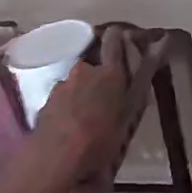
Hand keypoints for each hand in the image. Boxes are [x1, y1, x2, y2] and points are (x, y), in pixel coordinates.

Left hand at [28, 29, 130, 182]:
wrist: (55, 158)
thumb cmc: (99, 140)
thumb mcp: (126, 121)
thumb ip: (135, 94)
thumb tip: (146, 72)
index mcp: (109, 74)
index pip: (113, 43)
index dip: (117, 37)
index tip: (120, 34)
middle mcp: (83, 71)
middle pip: (91, 68)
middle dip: (97, 80)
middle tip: (103, 101)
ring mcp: (61, 85)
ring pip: (75, 84)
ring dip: (80, 95)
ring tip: (84, 119)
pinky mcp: (45, 101)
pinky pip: (61, 99)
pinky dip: (66, 107)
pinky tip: (68, 128)